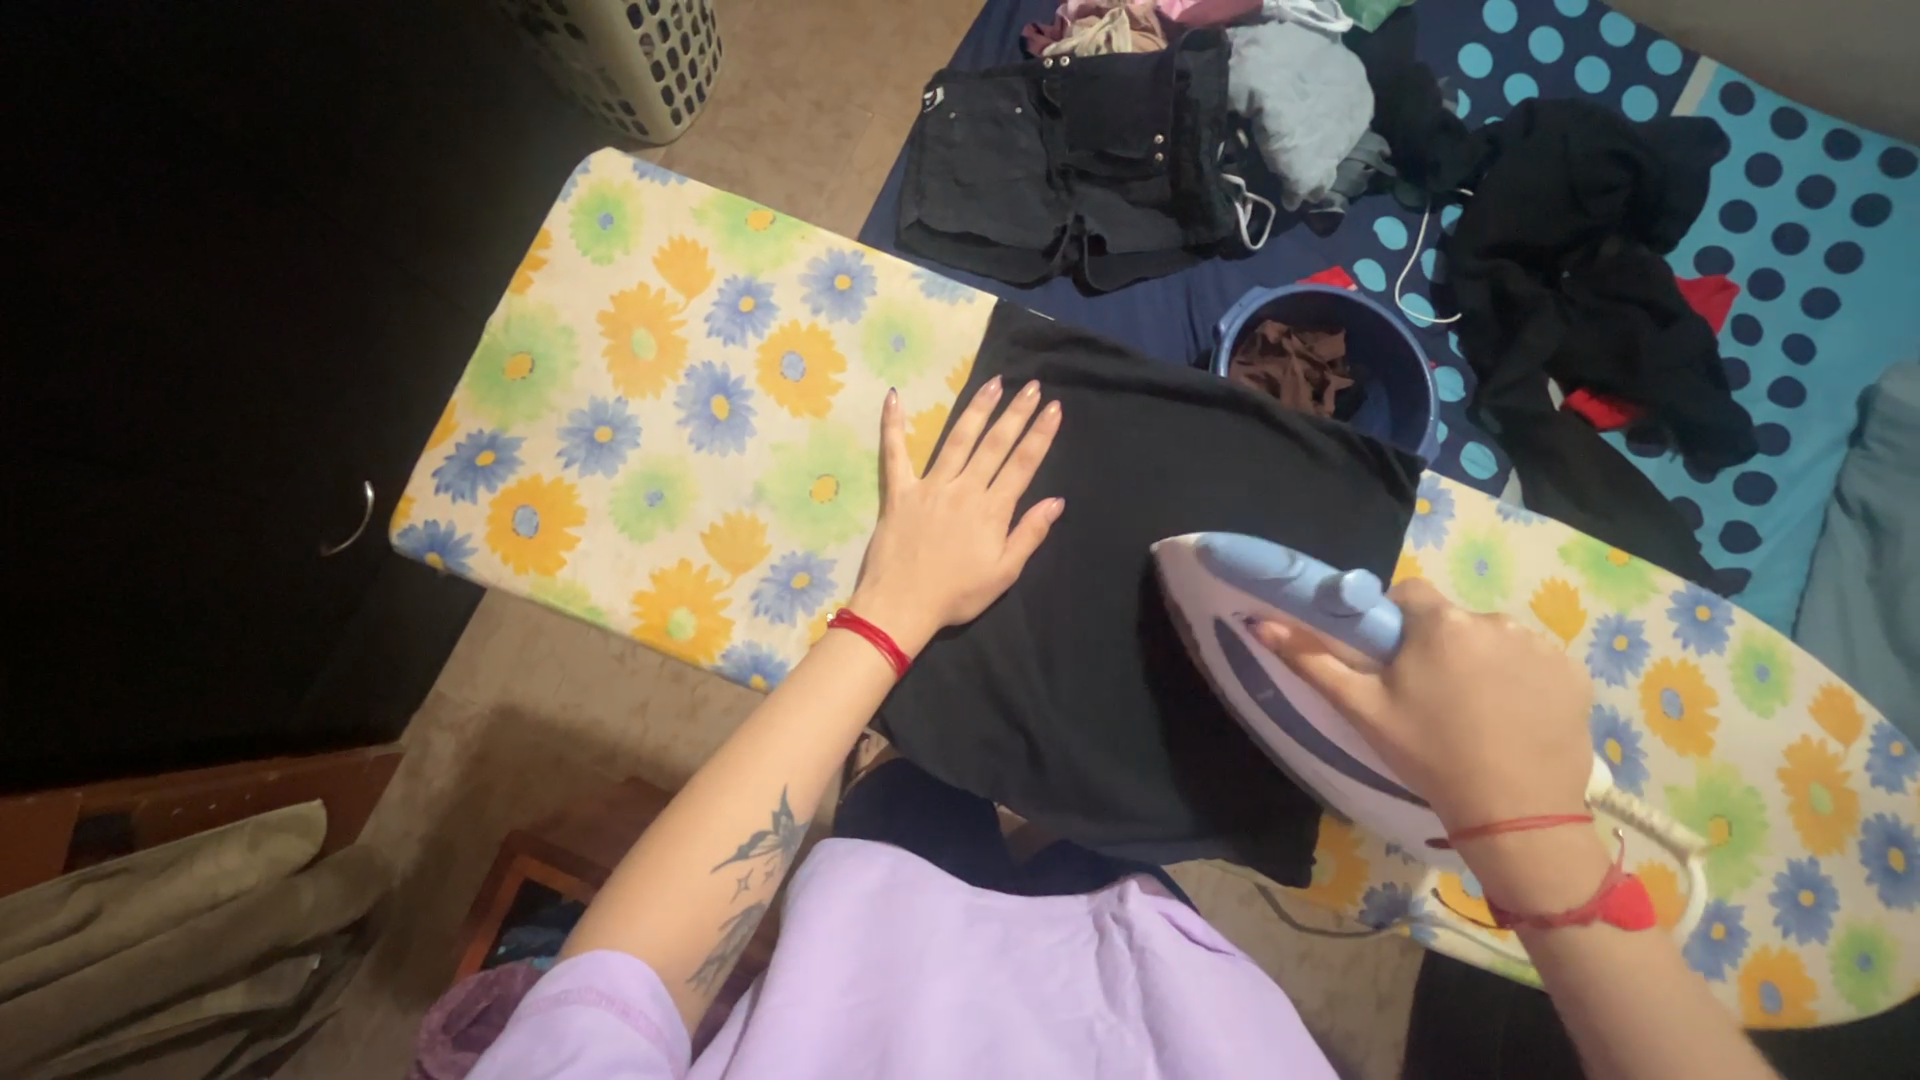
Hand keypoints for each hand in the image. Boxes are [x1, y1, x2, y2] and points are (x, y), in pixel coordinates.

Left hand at [846, 377, 1064, 652]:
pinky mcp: (899, 492)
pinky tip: (894, 396)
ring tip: (993, 384)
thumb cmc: (957, 595)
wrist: (901, 606)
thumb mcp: (1004, 573)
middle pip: (995, 444)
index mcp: (992, 510)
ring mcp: (930, 487)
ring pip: (957, 440)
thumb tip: (1056, 502)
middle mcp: (964, 489)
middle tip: (1031, 385)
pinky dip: (893, 425)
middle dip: (1016, 413)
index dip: (1040, 434)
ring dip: (976, 409)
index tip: (1053, 408)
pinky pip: (895, 454)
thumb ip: (1030, 534)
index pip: (1023, 464)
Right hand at [1248, 578, 1593, 833]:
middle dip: (1436, 644)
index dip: (1394, 621)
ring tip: (1471, 709)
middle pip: (1451, 619)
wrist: (1516, 813)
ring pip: (1492, 639)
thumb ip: (1311, 659)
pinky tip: (1510, 716)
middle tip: (1426, 693)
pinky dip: (1519, 679)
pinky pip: (1533, 661)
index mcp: (1440, 622)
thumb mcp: (1360, 707)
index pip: (1409, 594)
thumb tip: (1258, 621)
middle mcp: (1494, 620)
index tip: (1390, 660)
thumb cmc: (1427, 753)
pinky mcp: (1574, 674)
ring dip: (1478, 660)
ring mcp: (1541, 646)